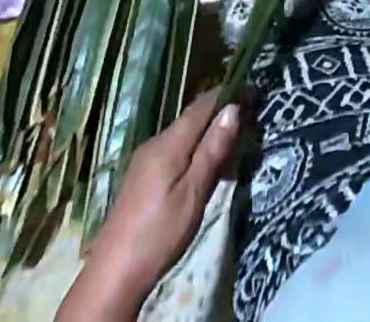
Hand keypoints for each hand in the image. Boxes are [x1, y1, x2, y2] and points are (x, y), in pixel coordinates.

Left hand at [57, 93, 240, 321]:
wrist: (113, 278)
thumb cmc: (159, 233)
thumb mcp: (194, 191)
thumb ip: (213, 148)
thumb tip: (233, 107)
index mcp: (168, 143)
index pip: (203, 104)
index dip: (230, 94)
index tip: (256, 92)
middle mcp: (155, 144)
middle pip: (194, 117)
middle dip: (223, 115)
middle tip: (253, 122)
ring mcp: (145, 161)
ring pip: (186, 134)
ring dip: (211, 134)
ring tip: (237, 145)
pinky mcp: (143, 177)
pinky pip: (177, 150)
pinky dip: (197, 149)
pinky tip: (209, 166)